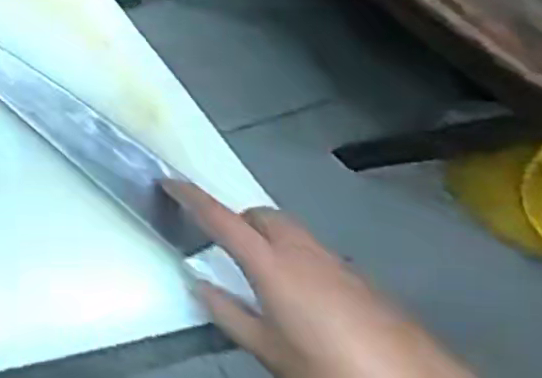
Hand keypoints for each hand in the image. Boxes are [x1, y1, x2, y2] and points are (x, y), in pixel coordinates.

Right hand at [166, 180, 473, 377]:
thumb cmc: (331, 365)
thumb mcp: (270, 350)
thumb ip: (229, 314)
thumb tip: (200, 285)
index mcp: (270, 263)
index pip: (219, 217)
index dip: (189, 196)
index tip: (167, 181)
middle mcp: (304, 254)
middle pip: (265, 216)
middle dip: (243, 220)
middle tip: (230, 242)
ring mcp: (343, 269)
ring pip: (298, 236)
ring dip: (276, 241)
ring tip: (270, 275)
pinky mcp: (373, 290)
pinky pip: (326, 261)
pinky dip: (307, 265)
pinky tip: (313, 301)